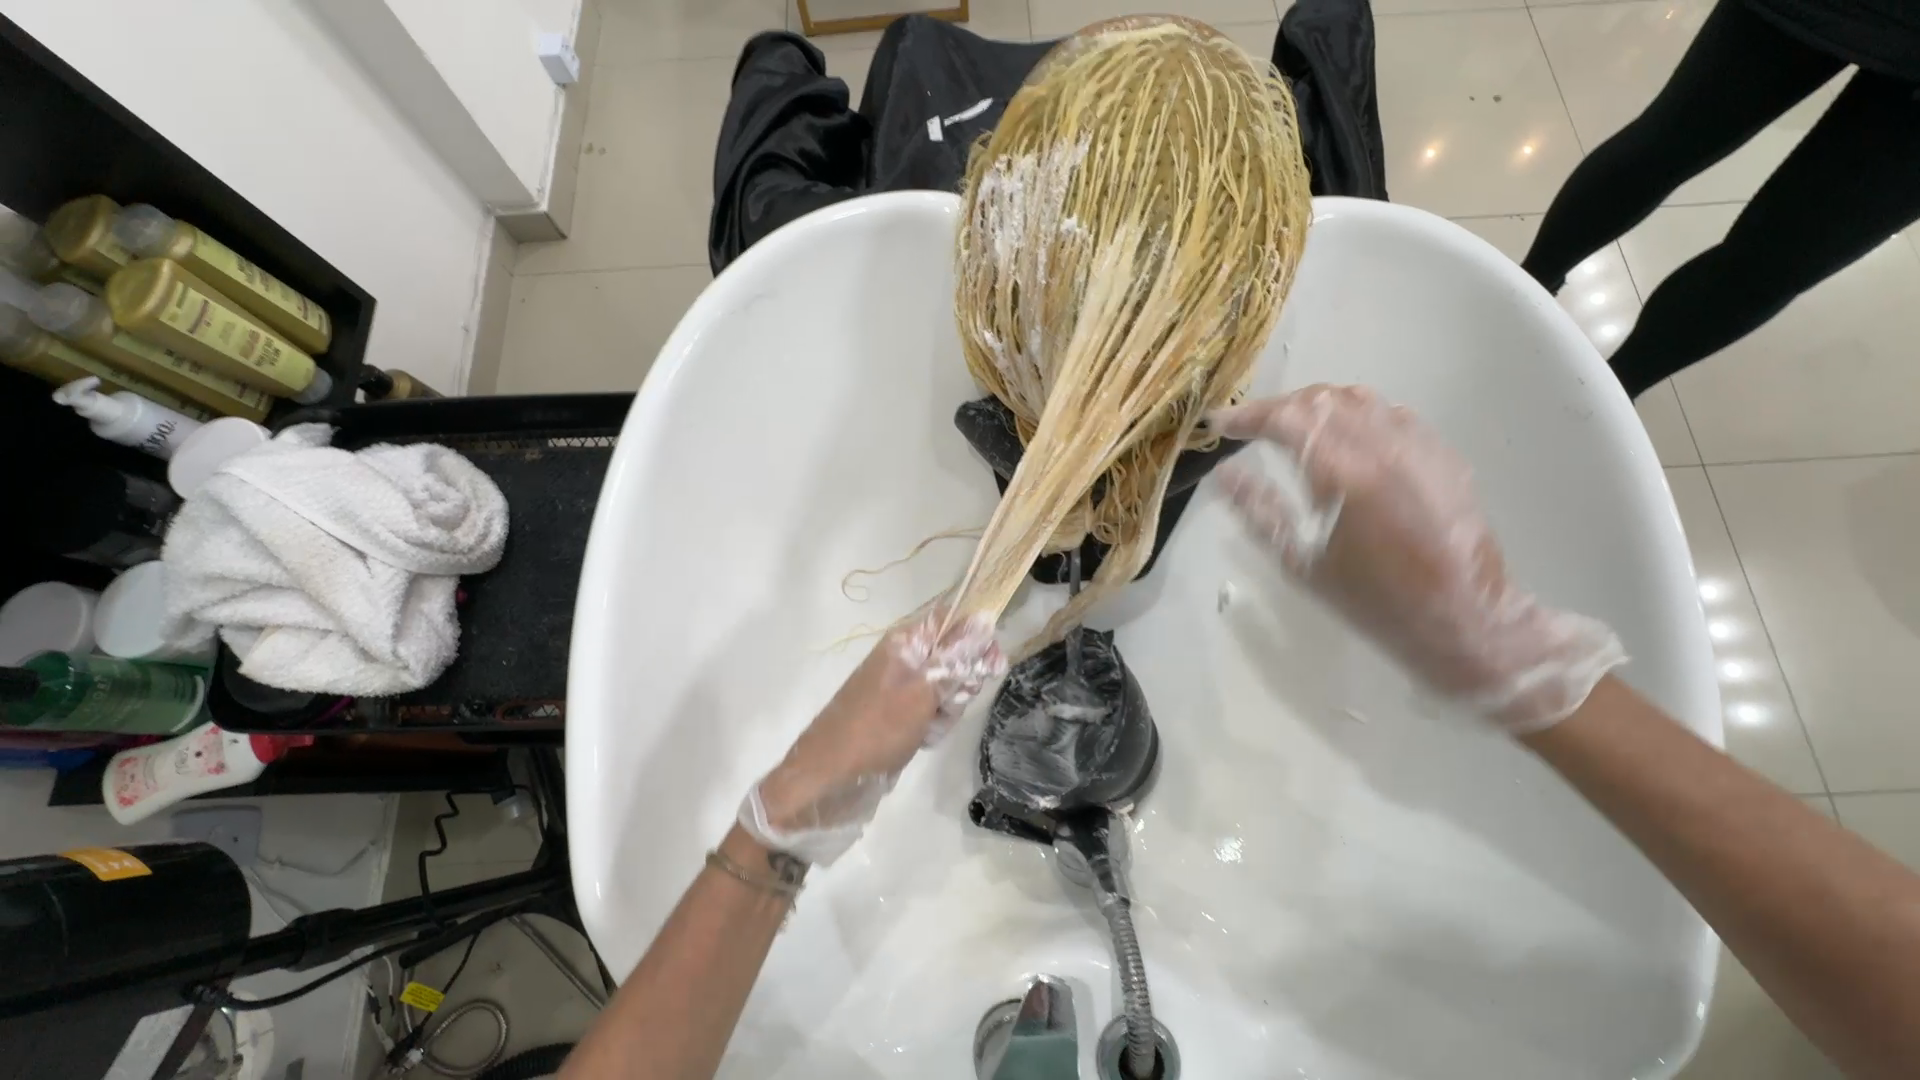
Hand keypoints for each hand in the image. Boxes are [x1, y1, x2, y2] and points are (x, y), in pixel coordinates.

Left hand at [740, 607, 1005, 864]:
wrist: (828, 780)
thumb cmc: (874, 730)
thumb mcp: (921, 691)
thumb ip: (956, 656)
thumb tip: (985, 616)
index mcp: (905, 642)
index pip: (952, 619)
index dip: (977, 636)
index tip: (992, 663)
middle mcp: (904, 659)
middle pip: (956, 656)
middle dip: (962, 682)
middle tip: (947, 703)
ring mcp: (902, 689)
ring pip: (949, 687)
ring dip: (948, 709)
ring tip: (928, 727)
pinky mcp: (901, 715)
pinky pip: (934, 712)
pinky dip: (934, 726)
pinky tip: (921, 740)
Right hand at [1211, 385, 1624, 732]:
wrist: (1464, 620)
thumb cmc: (1373, 602)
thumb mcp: (1302, 564)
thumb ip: (1259, 511)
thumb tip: (1224, 473)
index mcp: (1346, 476)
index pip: (1287, 420)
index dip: (1248, 416)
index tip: (1220, 423)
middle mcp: (1385, 448)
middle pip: (1320, 400)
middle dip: (1278, 407)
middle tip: (1250, 428)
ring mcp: (1420, 446)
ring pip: (1359, 398)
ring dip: (1317, 405)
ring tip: (1293, 428)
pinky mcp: (1443, 454)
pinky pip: (1392, 414)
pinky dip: (1357, 415)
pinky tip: (1345, 439)